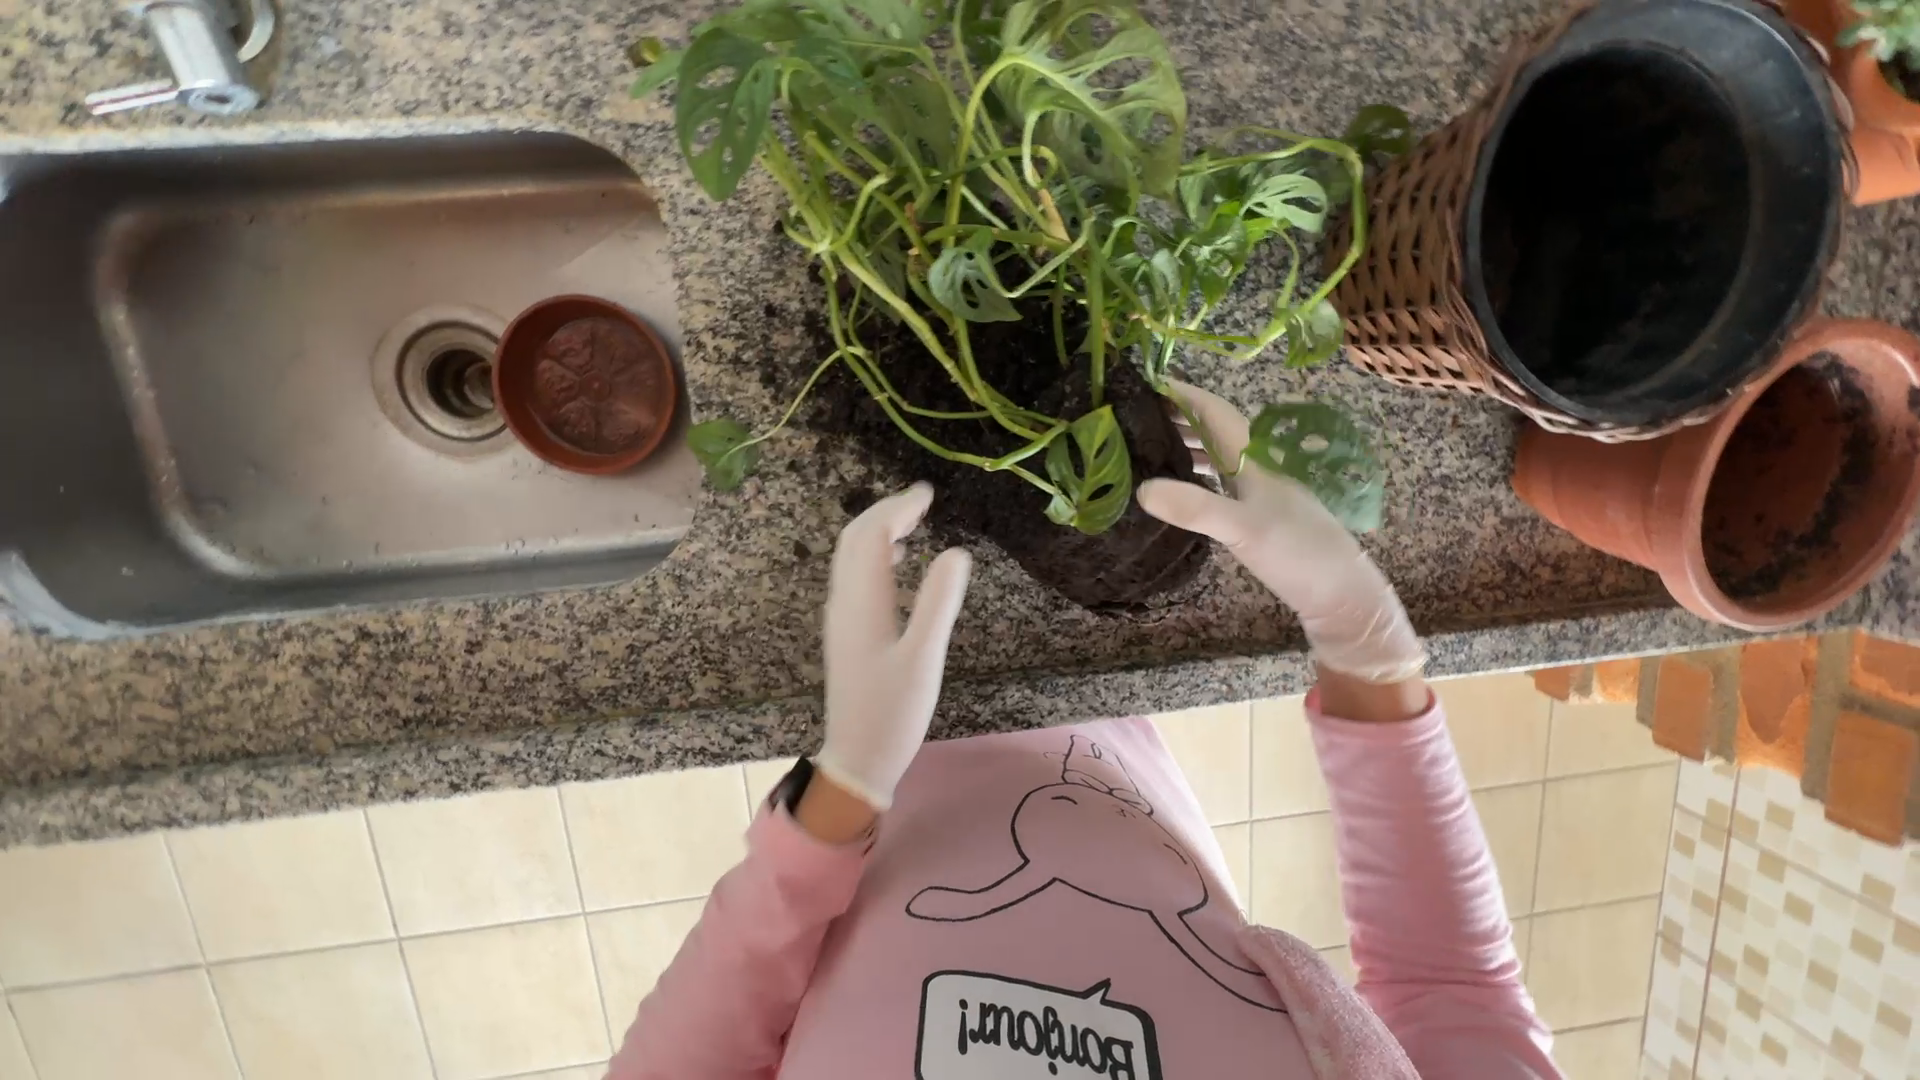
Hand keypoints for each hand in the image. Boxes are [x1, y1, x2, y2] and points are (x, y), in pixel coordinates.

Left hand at [815, 482, 972, 811]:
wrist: (857, 759)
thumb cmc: (893, 713)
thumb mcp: (924, 659)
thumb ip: (939, 604)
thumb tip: (957, 552)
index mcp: (862, 603)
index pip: (871, 535)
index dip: (897, 507)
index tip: (928, 493)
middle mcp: (844, 602)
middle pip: (854, 539)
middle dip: (886, 511)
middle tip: (923, 500)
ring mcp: (842, 617)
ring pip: (852, 557)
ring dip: (879, 530)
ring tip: (914, 521)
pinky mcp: (847, 631)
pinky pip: (856, 576)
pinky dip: (876, 555)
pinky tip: (900, 564)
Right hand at [1137, 382, 1426, 688]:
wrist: (1341, 593)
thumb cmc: (1297, 552)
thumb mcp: (1242, 528)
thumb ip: (1194, 508)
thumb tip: (1141, 489)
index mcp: (1253, 457)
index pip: (1213, 410)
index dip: (1182, 394)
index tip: (1146, 382)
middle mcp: (1256, 466)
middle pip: (1213, 428)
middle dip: (1178, 415)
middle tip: (1135, 415)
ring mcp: (1259, 490)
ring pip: (1217, 454)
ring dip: (1186, 443)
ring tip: (1148, 445)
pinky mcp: (1258, 513)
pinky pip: (1219, 480)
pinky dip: (1195, 473)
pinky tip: (1178, 485)